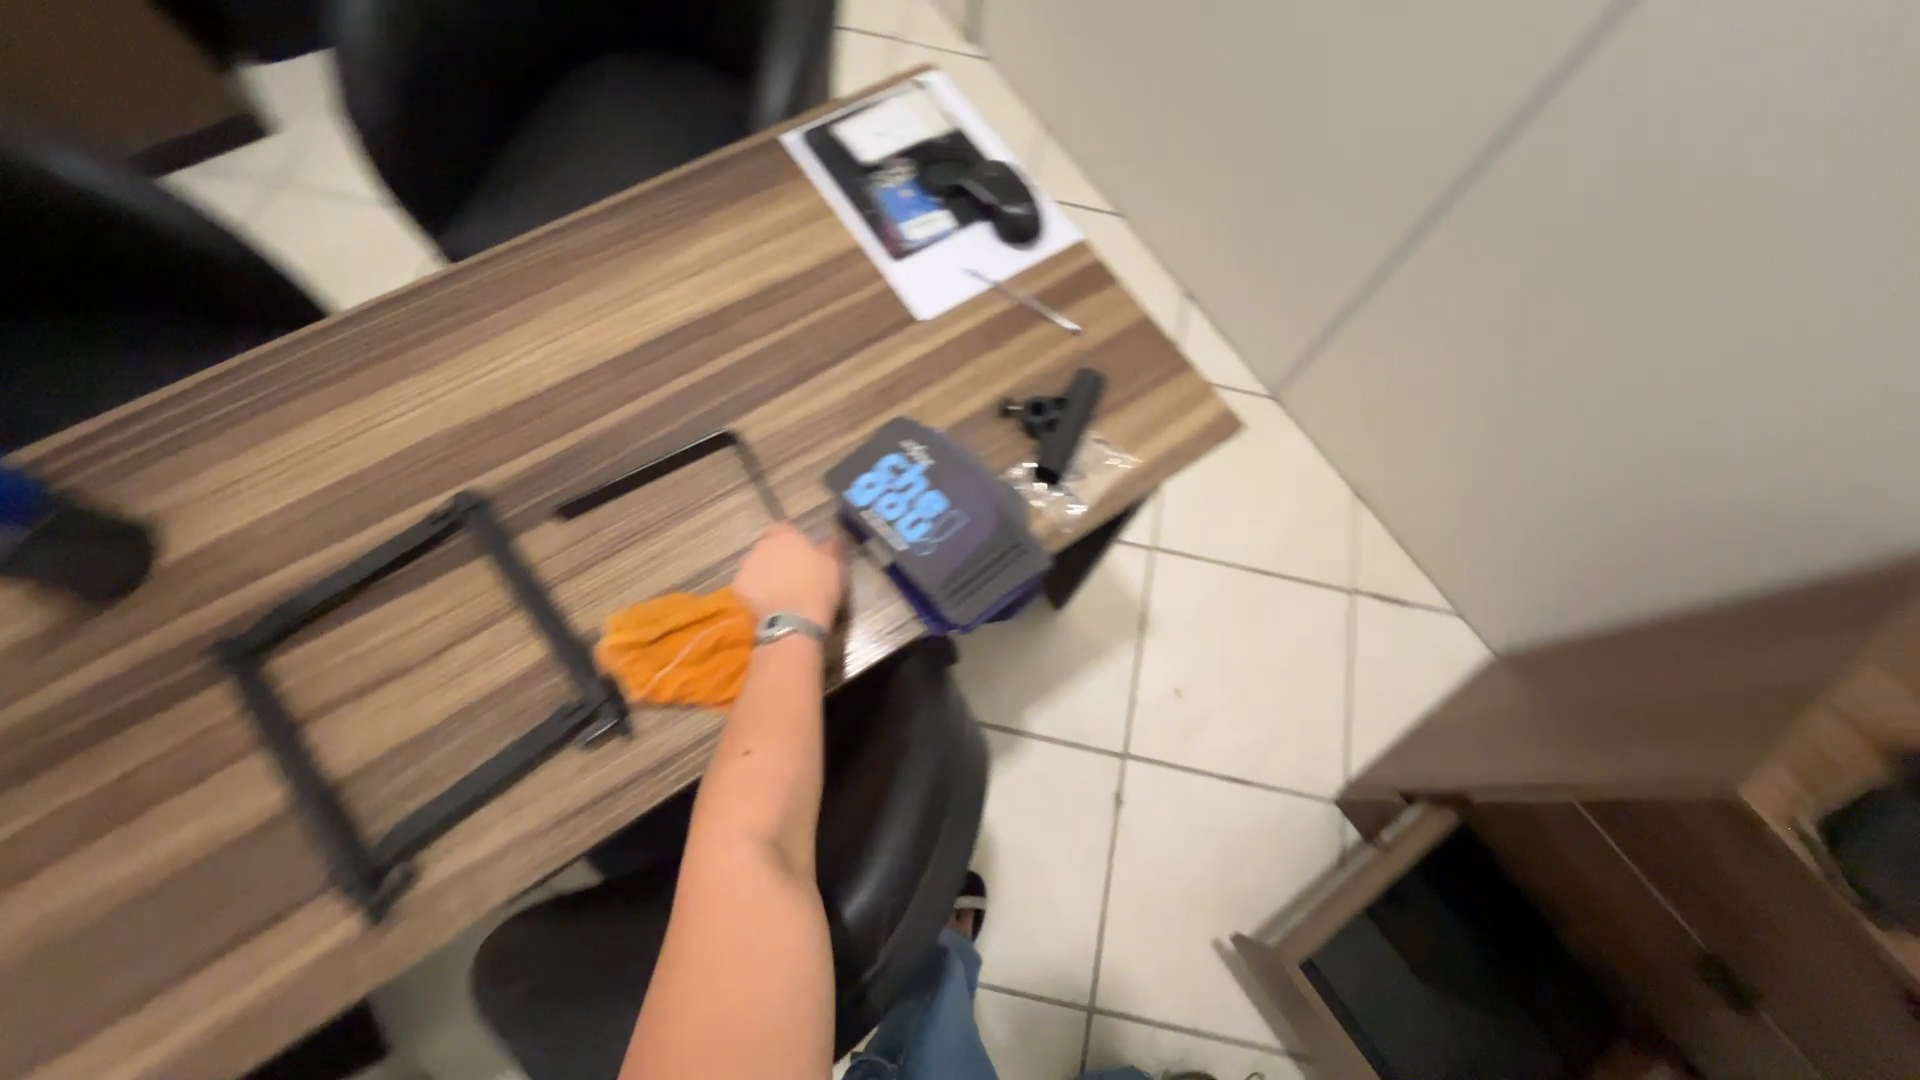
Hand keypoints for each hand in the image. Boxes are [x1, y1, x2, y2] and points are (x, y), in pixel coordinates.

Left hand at [733, 523, 842, 625]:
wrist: (794, 621)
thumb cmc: (818, 588)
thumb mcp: (833, 566)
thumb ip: (830, 548)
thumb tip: (832, 538)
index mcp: (785, 536)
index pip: (782, 529)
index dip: (788, 540)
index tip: (798, 553)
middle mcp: (761, 546)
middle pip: (765, 547)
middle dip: (774, 557)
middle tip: (788, 575)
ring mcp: (746, 566)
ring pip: (753, 566)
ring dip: (762, 574)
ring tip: (776, 592)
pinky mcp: (737, 587)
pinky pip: (746, 585)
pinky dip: (753, 592)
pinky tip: (765, 604)